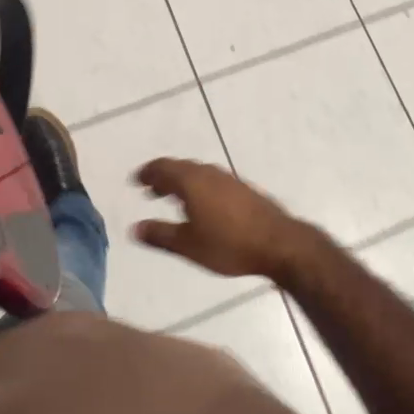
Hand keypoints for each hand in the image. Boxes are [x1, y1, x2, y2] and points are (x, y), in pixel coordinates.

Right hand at [132, 158, 317, 280]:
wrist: (279, 243)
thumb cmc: (229, 245)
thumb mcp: (189, 245)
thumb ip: (160, 235)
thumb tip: (134, 228)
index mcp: (192, 181)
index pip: (163, 168)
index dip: (147, 173)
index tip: (135, 181)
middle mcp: (208, 173)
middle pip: (180, 167)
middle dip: (163, 177)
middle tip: (150, 190)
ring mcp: (228, 179)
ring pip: (197, 173)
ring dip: (181, 181)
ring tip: (172, 198)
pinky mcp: (242, 188)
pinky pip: (211, 180)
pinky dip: (198, 186)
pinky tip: (201, 205)